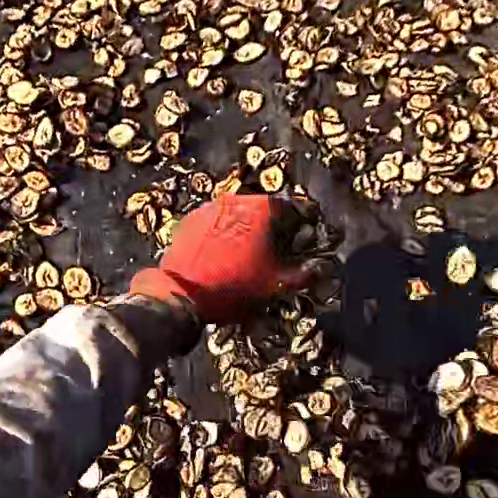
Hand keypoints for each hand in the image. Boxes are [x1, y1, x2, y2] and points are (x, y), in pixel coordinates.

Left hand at [130, 194, 310, 323]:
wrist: (179, 295)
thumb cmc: (229, 288)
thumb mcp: (272, 285)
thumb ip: (301, 275)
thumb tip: (317, 270)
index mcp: (260, 209)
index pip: (291, 208)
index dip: (301, 225)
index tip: (302, 239)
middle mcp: (233, 201)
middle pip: (262, 210)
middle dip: (271, 228)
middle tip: (276, 250)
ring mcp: (207, 209)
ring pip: (236, 216)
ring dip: (245, 230)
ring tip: (248, 255)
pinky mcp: (187, 221)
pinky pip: (213, 224)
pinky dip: (222, 235)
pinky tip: (223, 255)